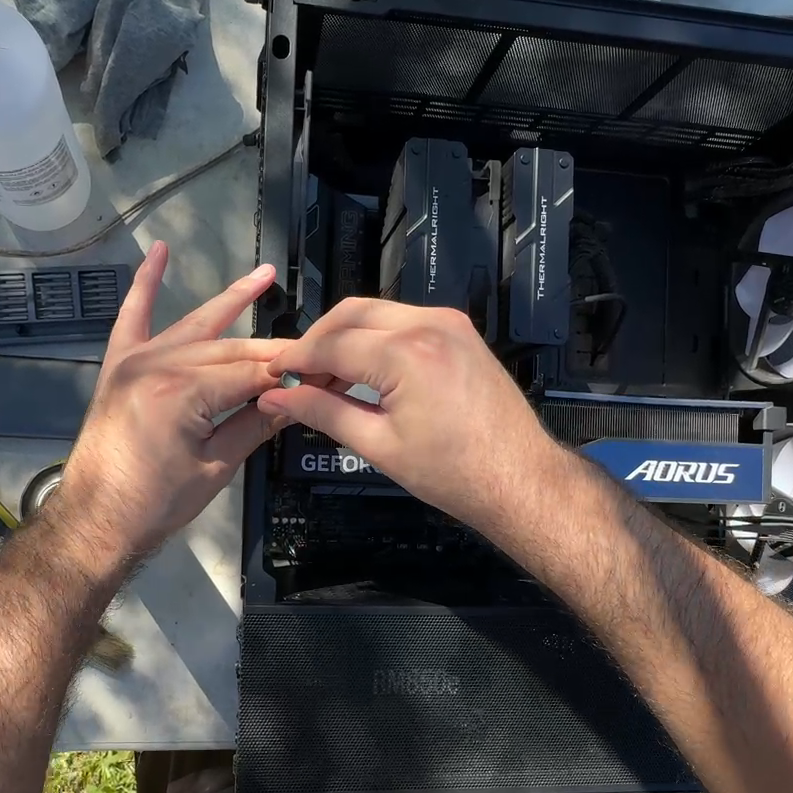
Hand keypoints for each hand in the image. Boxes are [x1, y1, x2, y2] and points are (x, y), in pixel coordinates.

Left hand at [48, 242, 287, 558]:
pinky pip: (133, 316)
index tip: (323, 373)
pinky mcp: (119, 365)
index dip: (289, 374)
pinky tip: (158, 252)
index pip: (252, 374)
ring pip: (196, 327)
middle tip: (312, 349)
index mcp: (184, 393)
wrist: (97, 519)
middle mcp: (159, 365)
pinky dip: (144, 283)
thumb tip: (298, 397)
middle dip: (272, 350)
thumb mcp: (217, 469)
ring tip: (265, 274)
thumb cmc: (157, 503)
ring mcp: (135, 360)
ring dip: (231, 300)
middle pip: (230, 349)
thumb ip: (256, 424)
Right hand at [256, 298, 567, 534]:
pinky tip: (363, 370)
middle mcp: (428, 324)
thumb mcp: (378, 445)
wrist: (519, 478)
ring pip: (376, 313)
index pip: (331, 344)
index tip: (273, 376)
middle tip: (297, 377)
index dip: (296, 360)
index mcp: (406, 353)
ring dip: (345, 337)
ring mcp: (449, 323)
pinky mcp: (460, 331)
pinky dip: (376, 338)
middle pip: (350, 315)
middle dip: (317, 341)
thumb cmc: (452, 473)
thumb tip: (277, 398)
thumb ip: (323, 412)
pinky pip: (403, 321)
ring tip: (326, 378)